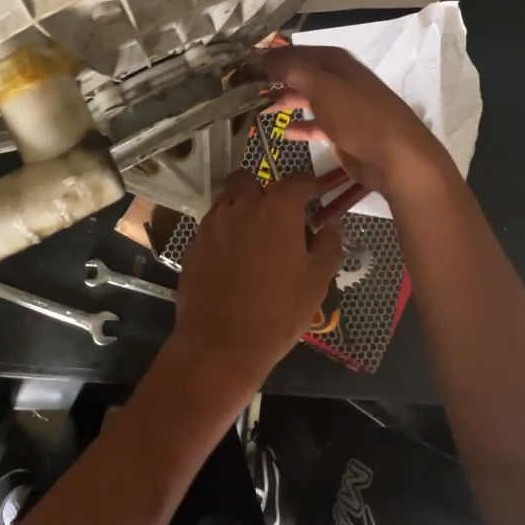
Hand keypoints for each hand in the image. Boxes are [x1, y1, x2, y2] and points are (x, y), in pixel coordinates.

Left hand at [169, 171, 344, 386]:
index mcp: (277, 208)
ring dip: (243, 210)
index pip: (298, 180)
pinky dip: (226, 233)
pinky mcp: (194, 244)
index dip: (312, 186)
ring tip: (256, 241)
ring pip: (229, 201)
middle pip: (252, 181)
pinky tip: (234, 261)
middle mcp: (241, 205)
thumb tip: (330, 225)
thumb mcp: (317, 281)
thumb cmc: (277, 311)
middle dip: (267, 192)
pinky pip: (213, 226)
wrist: (220, 344)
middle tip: (281, 220)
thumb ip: (329, 244)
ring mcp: (213, 223)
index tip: (321, 196)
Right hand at [256, 46, 451, 196]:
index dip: (266, 58)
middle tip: (240, 89)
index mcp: (335, 62)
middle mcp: (338, 79)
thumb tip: (260, 57)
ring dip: (282, 100)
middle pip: (298, 74)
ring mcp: (342, 105)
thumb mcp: (323, 87)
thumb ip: (291, 70)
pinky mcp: (343, 131)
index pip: (293, 52)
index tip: (238, 68)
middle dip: (271, 79)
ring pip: (305, 98)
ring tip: (255, 107)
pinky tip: (282, 132)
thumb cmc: (360, 116)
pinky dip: (299, 126)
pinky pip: (315, 124)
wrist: (398, 158)